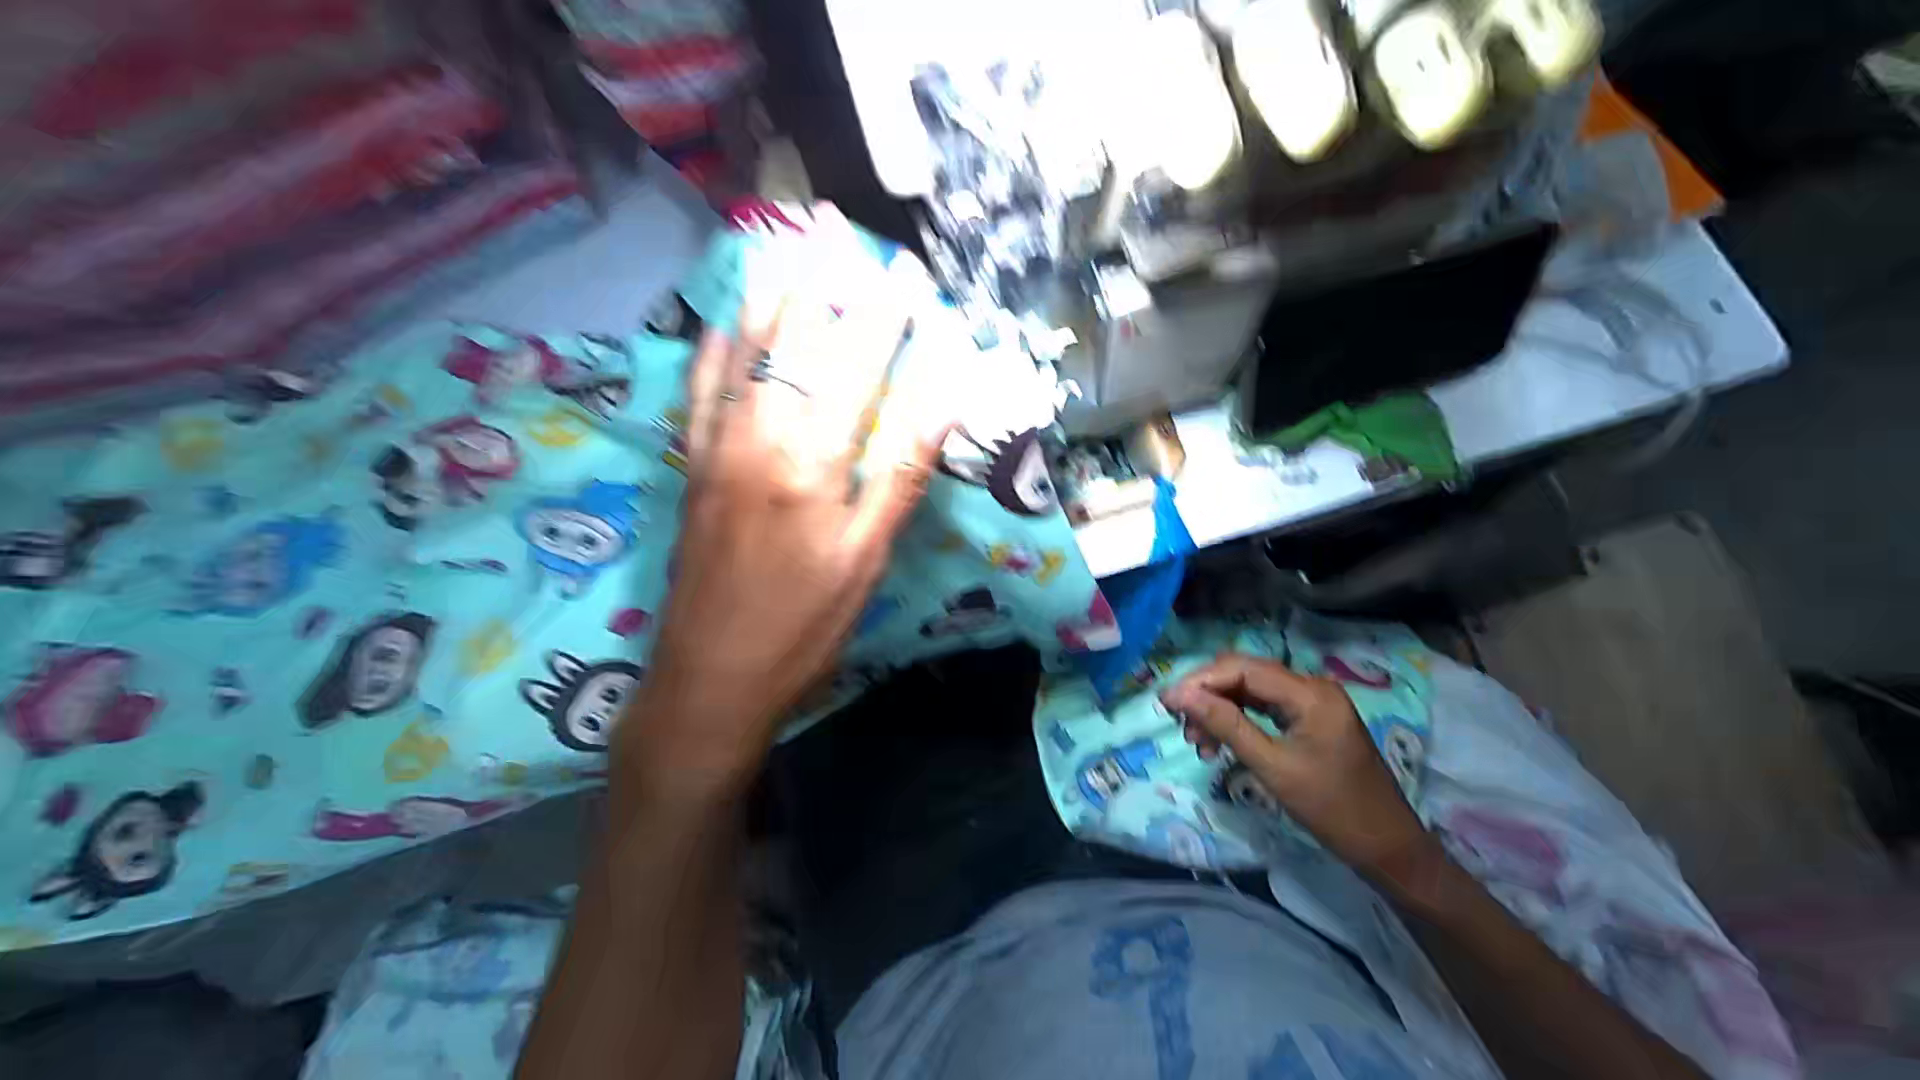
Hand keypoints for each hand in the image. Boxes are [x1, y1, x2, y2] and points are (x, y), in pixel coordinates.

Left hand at [619, 291, 946, 801]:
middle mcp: (758, 439)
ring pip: (742, 356)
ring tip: (783, 246)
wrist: (708, 680)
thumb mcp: (867, 562)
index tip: (908, 275)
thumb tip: (942, 405)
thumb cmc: (803, 630)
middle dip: (826, 286)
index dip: (886, 320)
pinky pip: (697, 394)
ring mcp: (716, 449)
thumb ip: (900, 476)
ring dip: (767, 296)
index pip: (857, 372)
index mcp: (812, 465)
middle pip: (797, 347)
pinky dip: (710, 349)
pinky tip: (719, 318)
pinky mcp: (691, 469)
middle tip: (839, 230)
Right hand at [1161, 654, 1436, 878]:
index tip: (1167, 703)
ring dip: (1219, 710)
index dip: (1200, 681)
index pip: (1242, 668)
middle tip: (1181, 726)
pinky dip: (1238, 721)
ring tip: (1198, 742)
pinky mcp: (1310, 718)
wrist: (1387, 847)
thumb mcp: (1272, 767)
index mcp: (1309, 692)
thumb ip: (1225, 725)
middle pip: (1244, 674)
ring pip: (1250, 691)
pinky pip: (1264, 707)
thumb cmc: (1331, 808)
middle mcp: (1311, 686)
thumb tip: (1179, 695)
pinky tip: (1219, 743)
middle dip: (1207, 696)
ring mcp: (1312, 702)